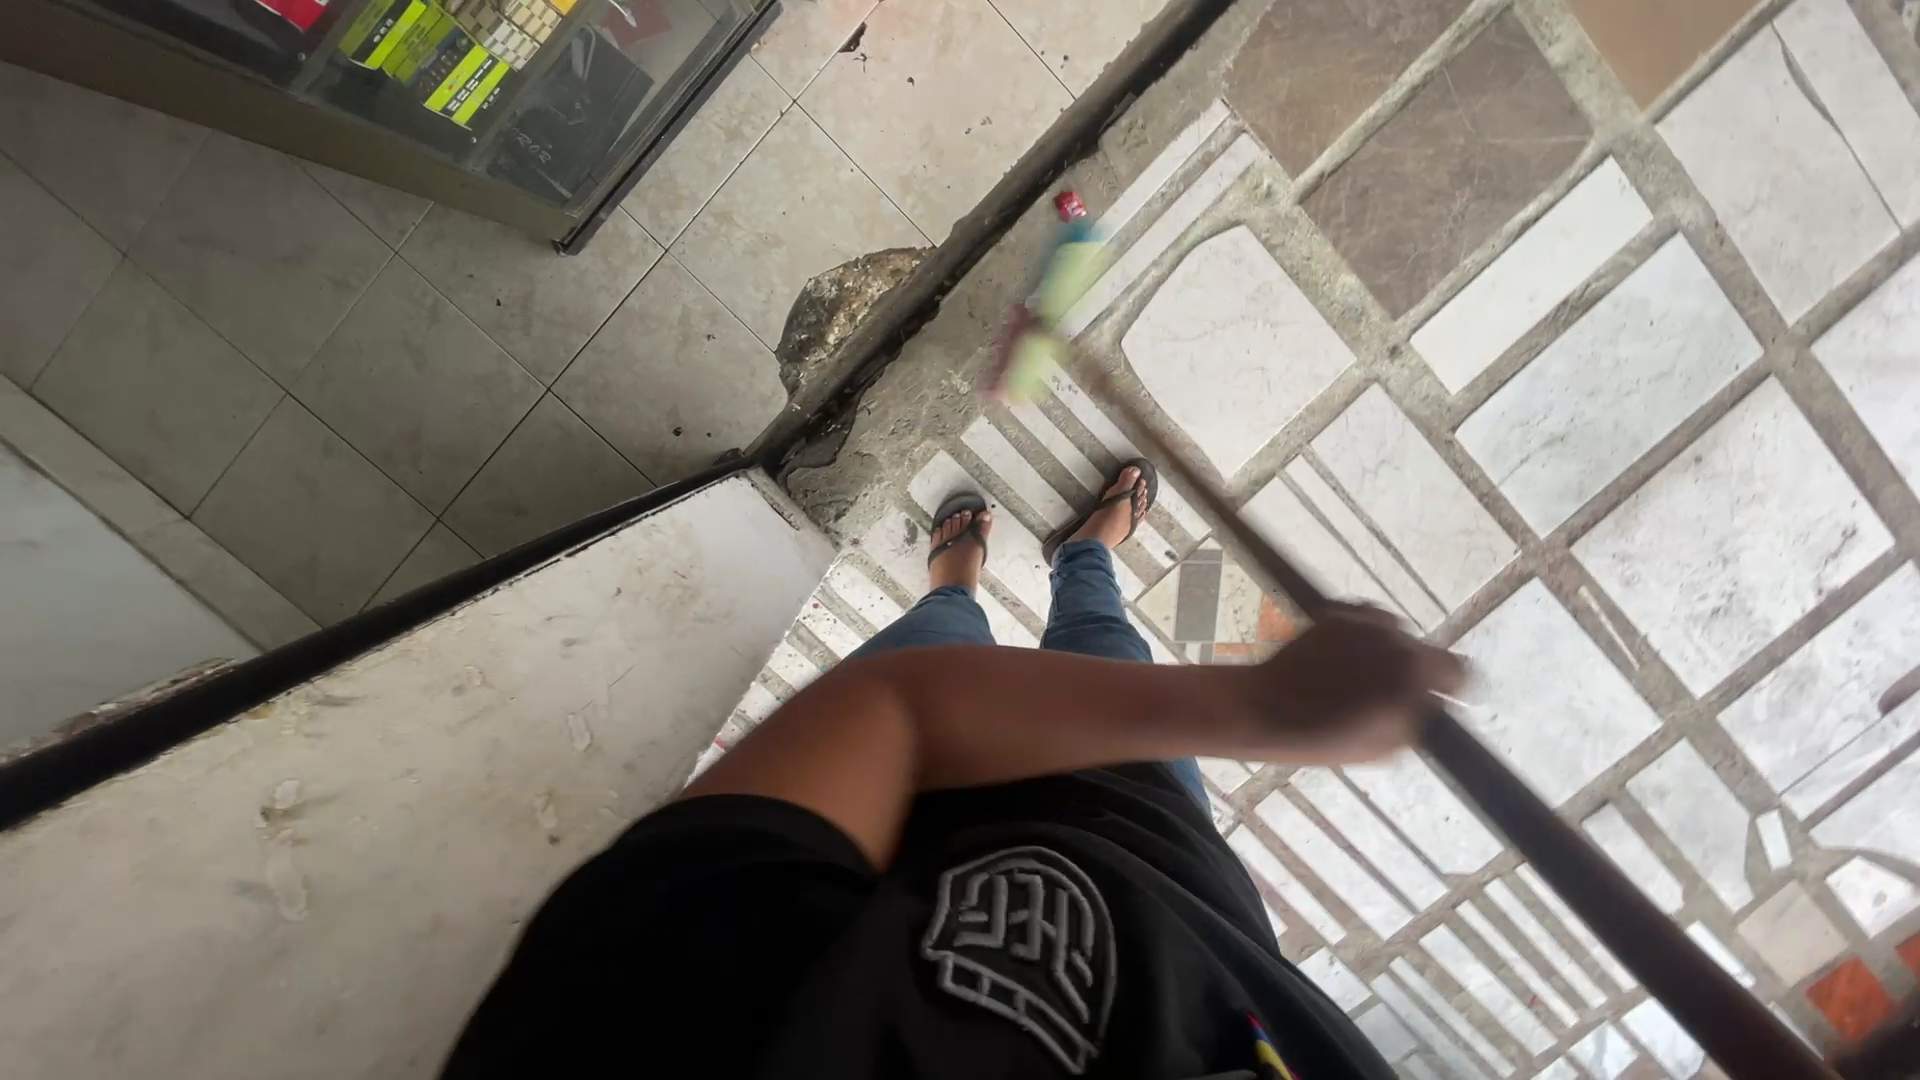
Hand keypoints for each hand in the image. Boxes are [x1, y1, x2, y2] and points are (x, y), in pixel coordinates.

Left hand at [1235, 604, 1466, 764]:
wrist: (1267, 707)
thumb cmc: (1324, 735)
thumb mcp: (1385, 745)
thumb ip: (1416, 719)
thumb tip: (1431, 702)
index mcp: (1413, 677)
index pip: (1459, 670)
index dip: (1449, 684)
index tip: (1437, 693)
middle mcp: (1394, 642)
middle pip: (1424, 648)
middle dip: (1415, 667)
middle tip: (1389, 687)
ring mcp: (1363, 622)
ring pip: (1394, 630)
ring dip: (1386, 647)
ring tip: (1358, 670)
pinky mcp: (1335, 612)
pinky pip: (1363, 615)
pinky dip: (1360, 628)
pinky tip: (1344, 650)